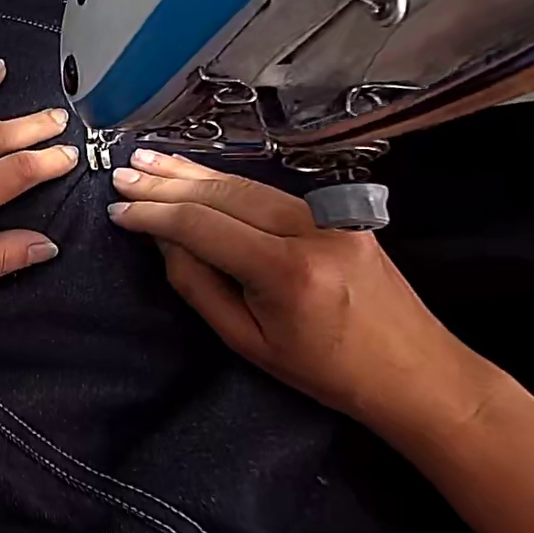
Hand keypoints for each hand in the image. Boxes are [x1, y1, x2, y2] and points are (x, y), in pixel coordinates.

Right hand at [107, 150, 501, 443]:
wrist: (415, 370)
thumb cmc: (327, 372)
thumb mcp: (249, 343)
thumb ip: (199, 286)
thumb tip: (164, 239)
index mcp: (286, 270)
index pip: (203, 225)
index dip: (154, 215)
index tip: (118, 211)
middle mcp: (307, 228)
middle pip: (221, 193)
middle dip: (166, 183)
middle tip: (124, 174)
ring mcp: (325, 212)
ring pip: (242, 183)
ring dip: (191, 172)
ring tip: (148, 160)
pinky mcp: (335, 208)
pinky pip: (266, 191)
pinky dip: (224, 181)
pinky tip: (196, 172)